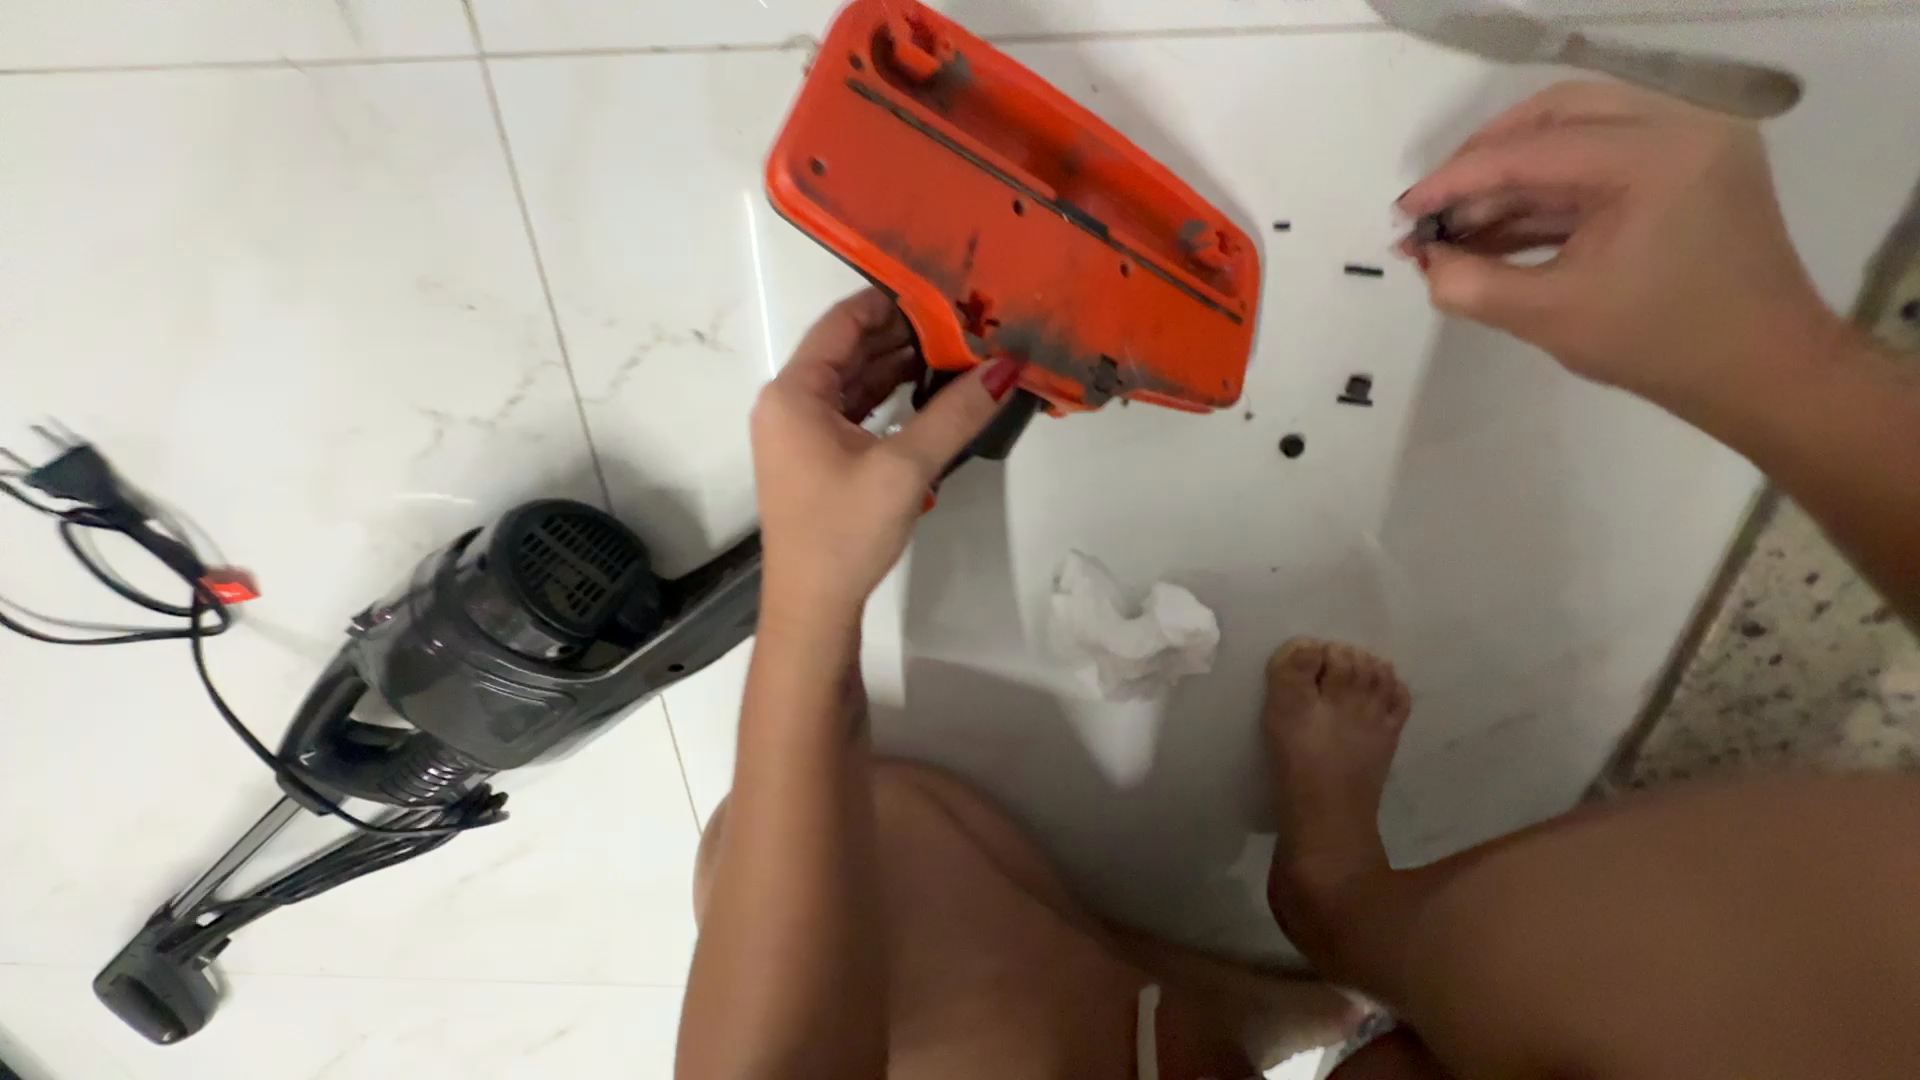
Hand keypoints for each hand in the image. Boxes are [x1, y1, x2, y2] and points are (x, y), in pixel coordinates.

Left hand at [751, 289, 1020, 630]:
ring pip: (851, 382)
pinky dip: (885, 401)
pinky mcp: (812, 458)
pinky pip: (850, 412)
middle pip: (847, 350)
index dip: (892, 302)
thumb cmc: (846, 532)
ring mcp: (797, 433)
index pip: (843, 322)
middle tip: (961, 325)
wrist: (812, 605)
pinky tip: (925, 396)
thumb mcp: (905, 469)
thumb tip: (1007, 367)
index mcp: (794, 393)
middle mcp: (787, 403)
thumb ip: (955, 414)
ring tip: (954, 354)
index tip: (944, 294)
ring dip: (897, 369)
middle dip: (902, 336)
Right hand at [1399, 81, 1844, 405]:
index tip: (1403, 210)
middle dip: (1481, 159)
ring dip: (1503, 182)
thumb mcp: (1544, 315)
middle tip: (1431, 207)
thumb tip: (1425, 260)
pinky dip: (1534, 197)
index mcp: (1656, 156)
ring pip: (1571, 136)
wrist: (1752, 367)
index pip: (1533, 150)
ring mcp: (1684, 146)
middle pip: (1556, 114)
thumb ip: (1469, 284)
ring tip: (1449, 231)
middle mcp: (1681, 127)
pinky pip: (1590, 167)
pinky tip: (1486, 235)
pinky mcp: (1676, 173)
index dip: (1456, 180)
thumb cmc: (1654, 341)